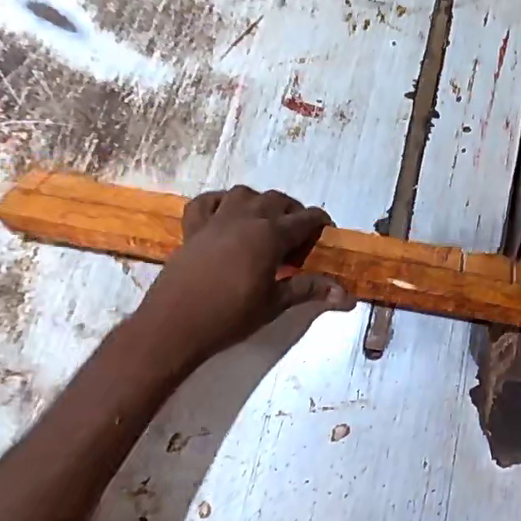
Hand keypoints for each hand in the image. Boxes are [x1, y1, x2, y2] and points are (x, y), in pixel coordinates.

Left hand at [131, 185, 353, 369]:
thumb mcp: (275, 304)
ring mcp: (216, 221)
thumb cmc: (230, 316)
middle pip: (277, 200)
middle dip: (293, 212)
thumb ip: (309, 290)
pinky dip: (218, 202)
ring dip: (259, 202)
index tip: (327, 233)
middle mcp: (246, 219)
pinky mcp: (192, 230)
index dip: (320, 223)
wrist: (174, 327)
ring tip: (265, 222)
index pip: (305, 218)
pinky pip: (204, 203)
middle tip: (298, 236)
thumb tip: (347, 295)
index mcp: (270, 235)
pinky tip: (225, 215)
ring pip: (243, 194)